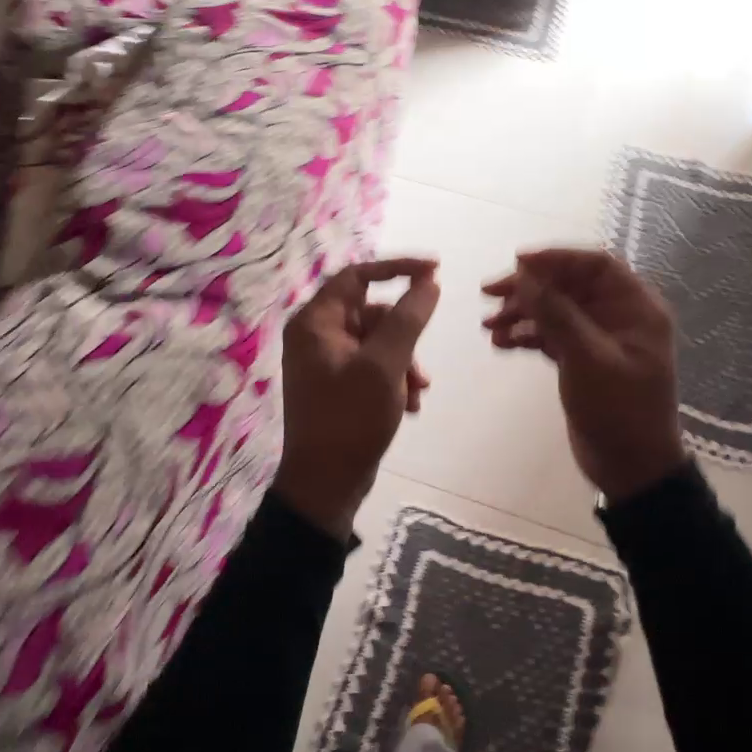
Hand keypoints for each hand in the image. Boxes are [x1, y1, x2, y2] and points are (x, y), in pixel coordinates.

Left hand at [278, 258, 441, 535]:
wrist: (325, 484)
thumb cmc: (350, 419)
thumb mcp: (385, 365)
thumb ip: (408, 319)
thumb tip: (429, 282)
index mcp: (314, 321)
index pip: (359, 274)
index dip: (398, 267)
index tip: (436, 270)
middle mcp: (315, 334)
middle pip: (373, 311)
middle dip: (405, 337)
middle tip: (420, 369)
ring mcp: (325, 361)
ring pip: (378, 341)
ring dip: (405, 363)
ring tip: (417, 394)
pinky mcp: (337, 384)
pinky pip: (373, 365)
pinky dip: (395, 379)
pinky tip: (409, 406)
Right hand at [483, 249, 685, 503]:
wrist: (631, 468)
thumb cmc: (619, 410)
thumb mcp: (588, 359)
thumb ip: (557, 314)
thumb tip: (525, 275)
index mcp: (635, 307)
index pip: (595, 264)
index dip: (555, 258)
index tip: (516, 263)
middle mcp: (619, 316)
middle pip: (569, 285)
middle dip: (529, 288)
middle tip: (488, 293)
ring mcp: (599, 338)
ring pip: (555, 310)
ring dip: (522, 313)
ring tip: (489, 327)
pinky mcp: (582, 360)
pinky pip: (551, 335)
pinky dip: (526, 336)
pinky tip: (501, 343)